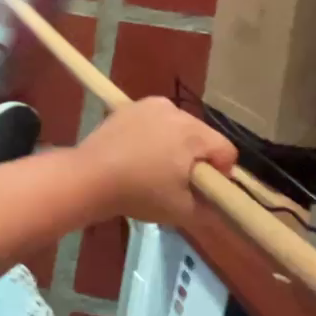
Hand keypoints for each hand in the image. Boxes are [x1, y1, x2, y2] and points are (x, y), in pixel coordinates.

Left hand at [75, 97, 237, 225]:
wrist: (90, 175)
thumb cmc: (140, 192)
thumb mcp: (184, 211)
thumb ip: (211, 207)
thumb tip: (217, 201)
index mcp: (193, 133)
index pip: (226, 150)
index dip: (221, 173)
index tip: (203, 189)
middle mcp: (174, 110)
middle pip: (202, 135)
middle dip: (197, 157)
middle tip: (178, 179)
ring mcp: (148, 104)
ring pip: (178, 126)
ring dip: (176, 144)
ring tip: (156, 166)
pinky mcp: (127, 106)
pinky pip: (154, 121)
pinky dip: (154, 134)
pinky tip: (138, 152)